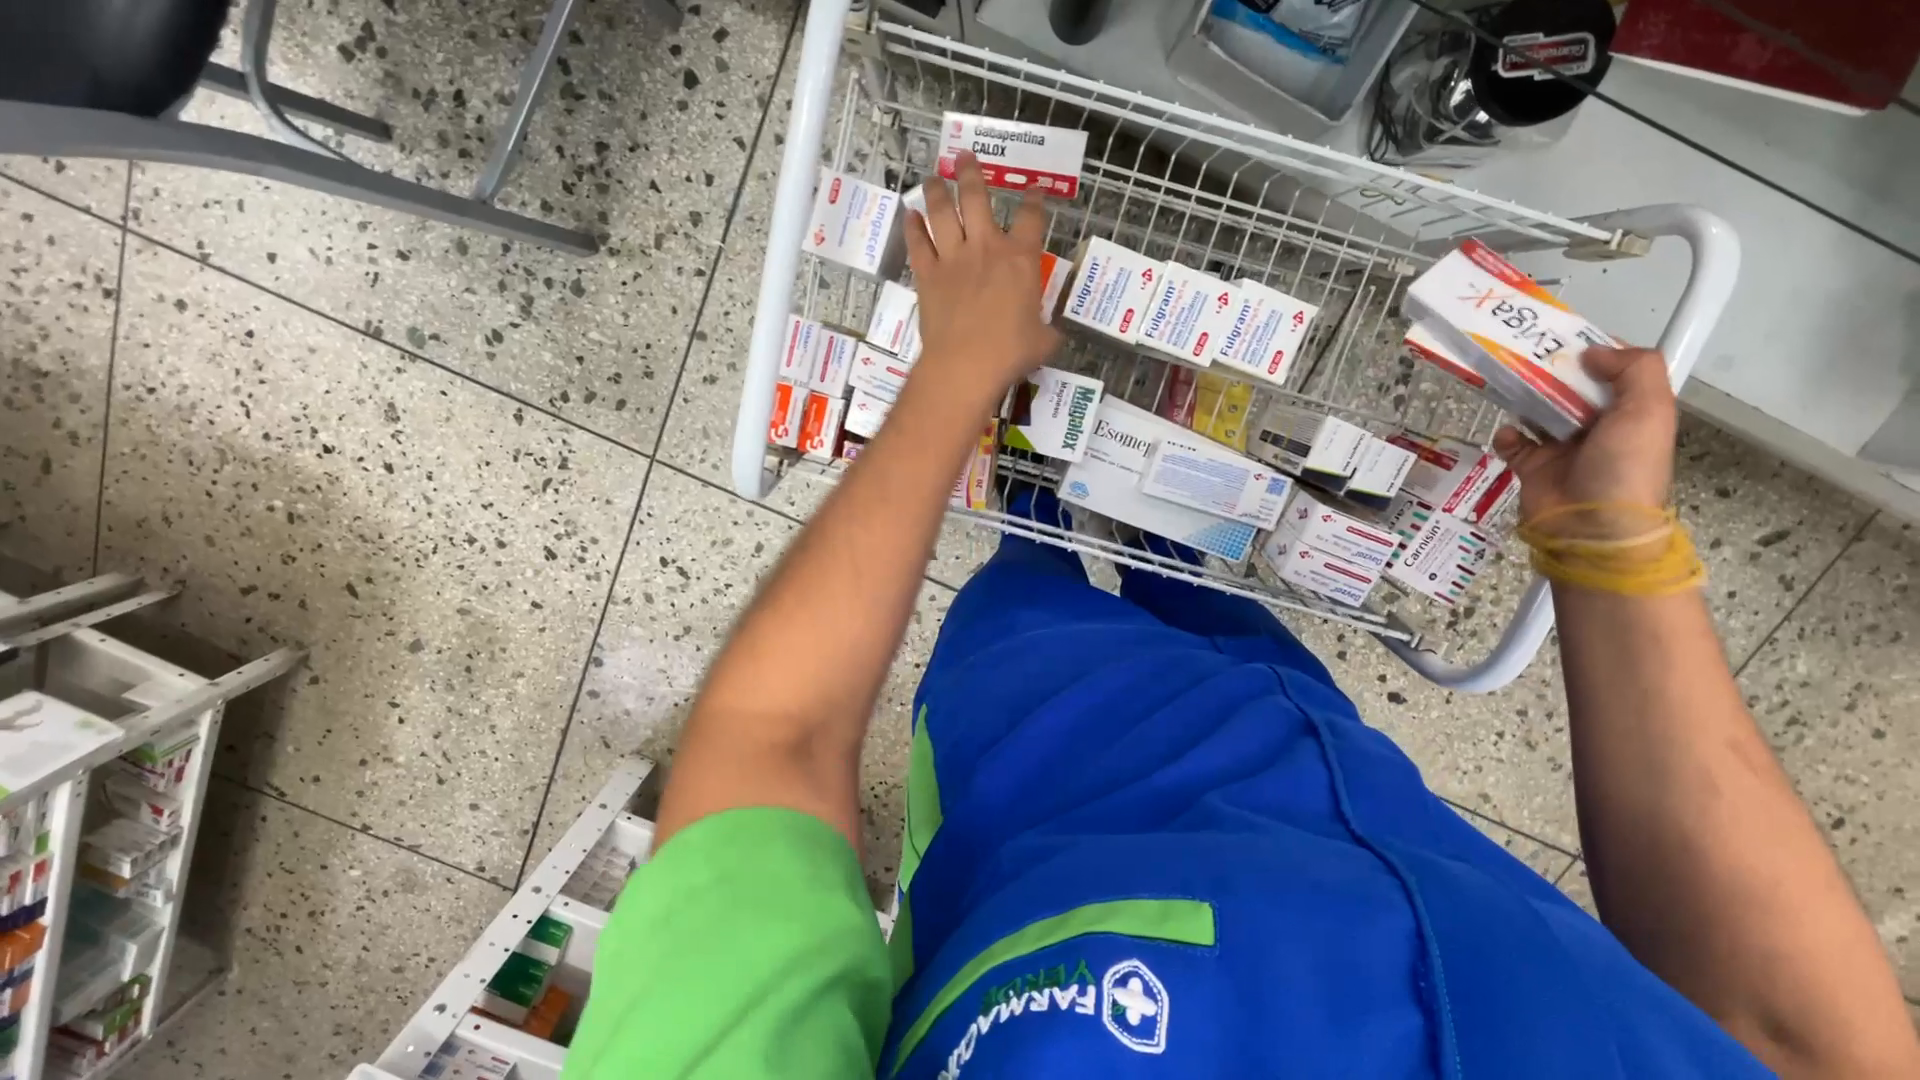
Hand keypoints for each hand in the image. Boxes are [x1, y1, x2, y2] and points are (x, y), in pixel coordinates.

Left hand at [902, 150, 1060, 408]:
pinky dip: (912, 227)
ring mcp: (953, 258)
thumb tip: (1051, 332)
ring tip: (935, 176)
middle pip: (977, 197)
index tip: (1034, 189)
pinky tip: (910, 215)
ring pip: (942, 212)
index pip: (1032, 217)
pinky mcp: (927, 275)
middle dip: (972, 173)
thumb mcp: (1044, 340)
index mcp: (1022, 259)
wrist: (965, 365)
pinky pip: (917, 243)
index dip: (1035, 199)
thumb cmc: (1011, 353)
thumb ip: (1047, 328)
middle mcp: (986, 247)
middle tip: (965, 157)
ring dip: (938, 190)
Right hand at [1492, 346, 1677, 519]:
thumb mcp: (1649, 410)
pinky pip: (1513, 443)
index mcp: (1632, 412)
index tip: (1567, 339)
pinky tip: (1508, 432)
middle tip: (1527, 356)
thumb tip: (1593, 352)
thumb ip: (1634, 369)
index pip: (1614, 372)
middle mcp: (1599, 427)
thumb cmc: (1624, 467)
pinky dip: (1507, 435)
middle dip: (1552, 372)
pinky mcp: (1533, 467)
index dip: (1594, 353)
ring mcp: (1563, 448)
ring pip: (1539, 411)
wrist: (1592, 527)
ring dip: (1525, 398)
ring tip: (1508, 385)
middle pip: (1572, 389)